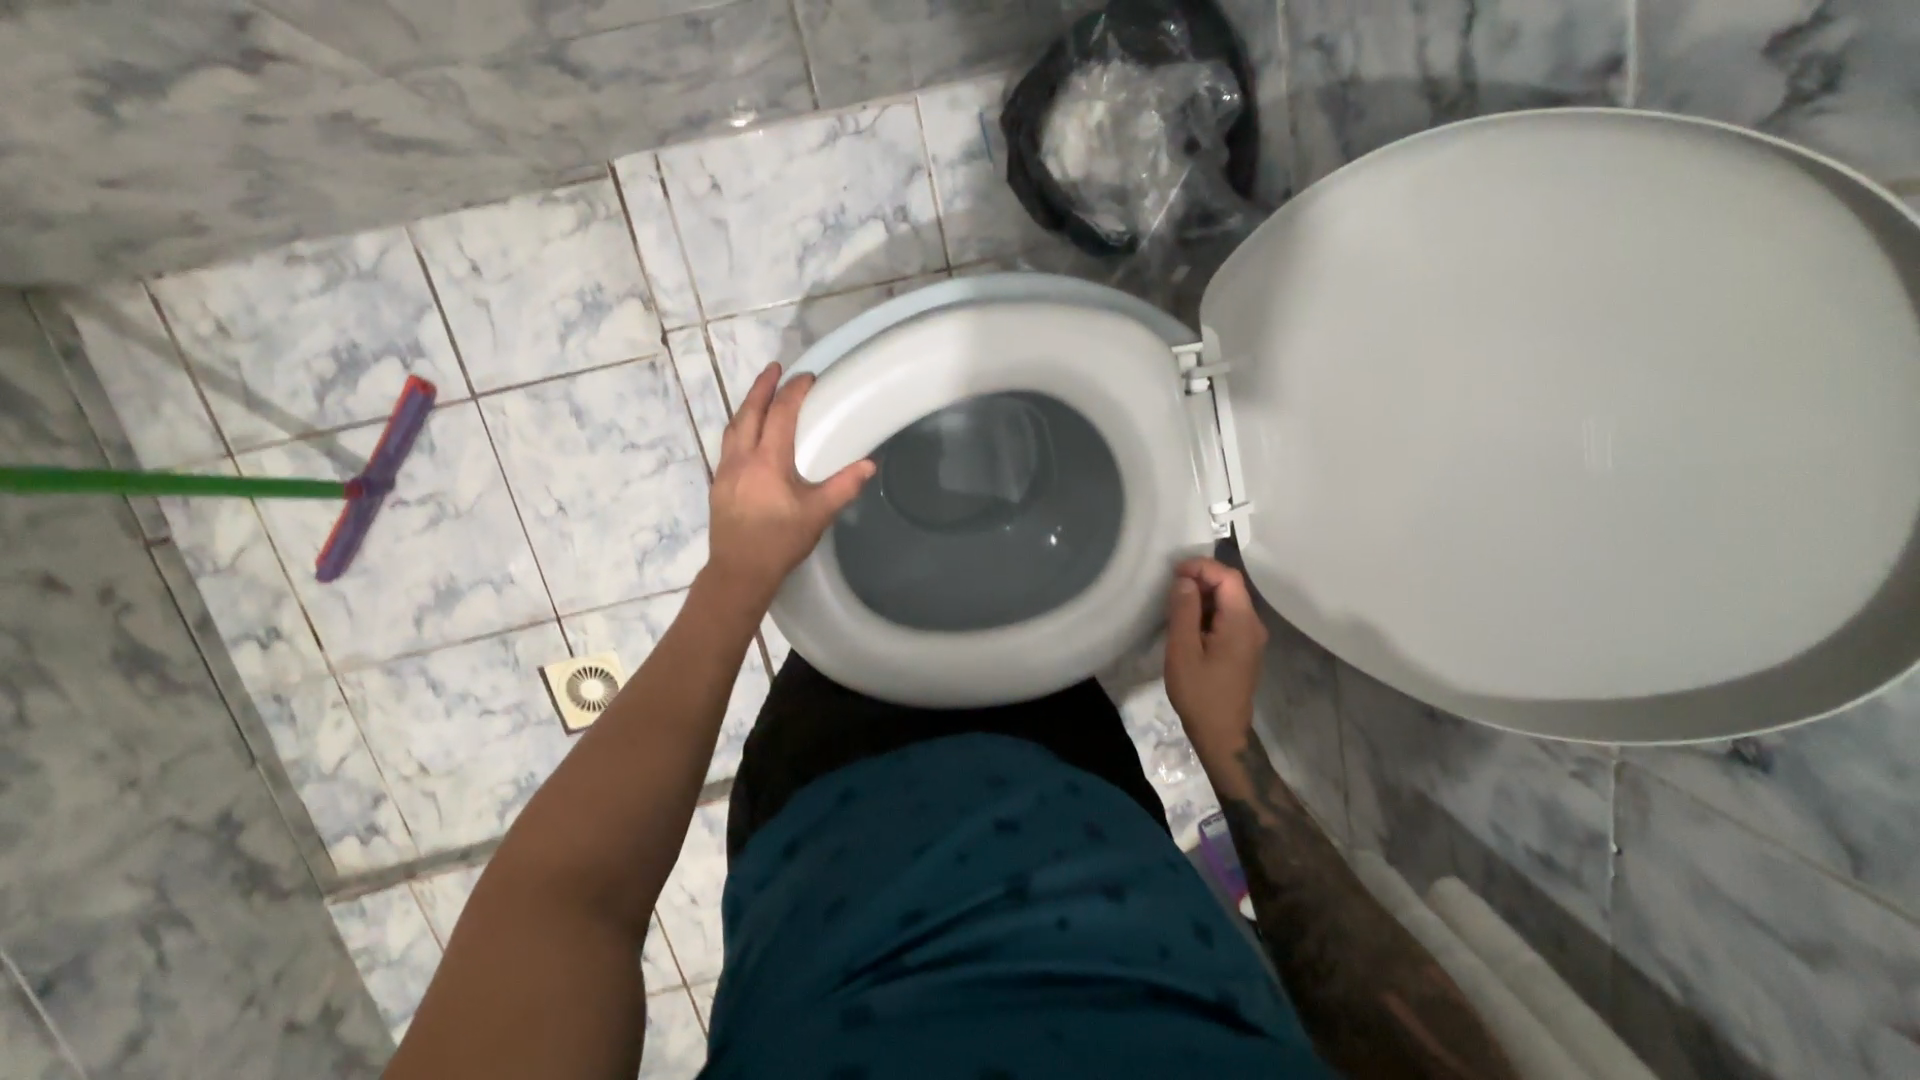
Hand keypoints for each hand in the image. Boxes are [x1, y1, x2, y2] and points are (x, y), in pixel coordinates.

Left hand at [703, 363, 874, 610]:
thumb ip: (843, 486)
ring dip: (748, 405)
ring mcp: (726, 469)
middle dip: (763, 386)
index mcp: (768, 461)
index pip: (781, 414)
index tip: (808, 378)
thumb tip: (870, 464)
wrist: (739, 571)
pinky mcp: (719, 483)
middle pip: (750, 411)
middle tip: (776, 368)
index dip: (794, 392)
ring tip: (760, 393)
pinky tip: (747, 432)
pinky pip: (728, 443)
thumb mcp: (818, 515)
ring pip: (734, 426)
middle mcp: (742, 458)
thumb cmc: (780, 542)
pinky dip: (740, 427)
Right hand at [1164, 557, 1267, 759]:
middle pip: (1231, 587)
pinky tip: (1188, 624)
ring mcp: (1251, 638)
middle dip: (1201, 579)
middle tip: (1170, 587)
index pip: (1228, 577)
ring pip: (1229, 602)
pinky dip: (1208, 612)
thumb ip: (1184, 611)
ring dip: (1203, 596)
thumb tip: (1185, 581)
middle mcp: (1253, 625)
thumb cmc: (1199, 694)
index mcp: (1241, 623)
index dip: (1201, 567)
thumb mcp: (1182, 651)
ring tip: (1175, 605)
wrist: (1221, 734)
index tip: (1173, 573)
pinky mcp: (1244, 649)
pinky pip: (1228, 618)